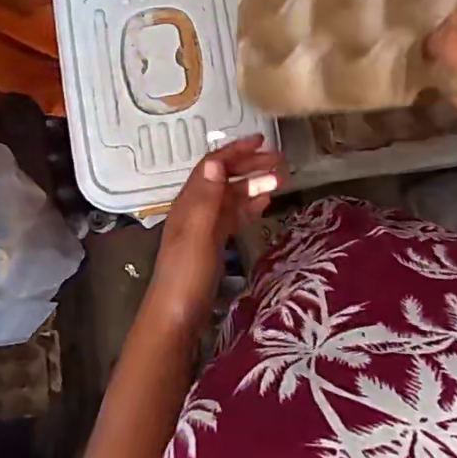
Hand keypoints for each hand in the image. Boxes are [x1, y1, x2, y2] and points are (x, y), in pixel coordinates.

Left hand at [143, 135, 280, 337]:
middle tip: (279, 160)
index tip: (261, 142)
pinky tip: (265, 203)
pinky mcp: (211, 244)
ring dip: (252, 185)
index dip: (235, 151)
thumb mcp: (198, 234)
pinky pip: (231, 217)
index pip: (212, 167)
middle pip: (222, 178)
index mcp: (188, 203)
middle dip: (249, 165)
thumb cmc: (186, 275)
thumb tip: (216, 160)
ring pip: (230, 197)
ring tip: (280, 179)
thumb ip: (208, 199)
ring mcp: (203, 227)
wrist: (176, 315)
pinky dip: (248, 206)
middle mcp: (194, 210)